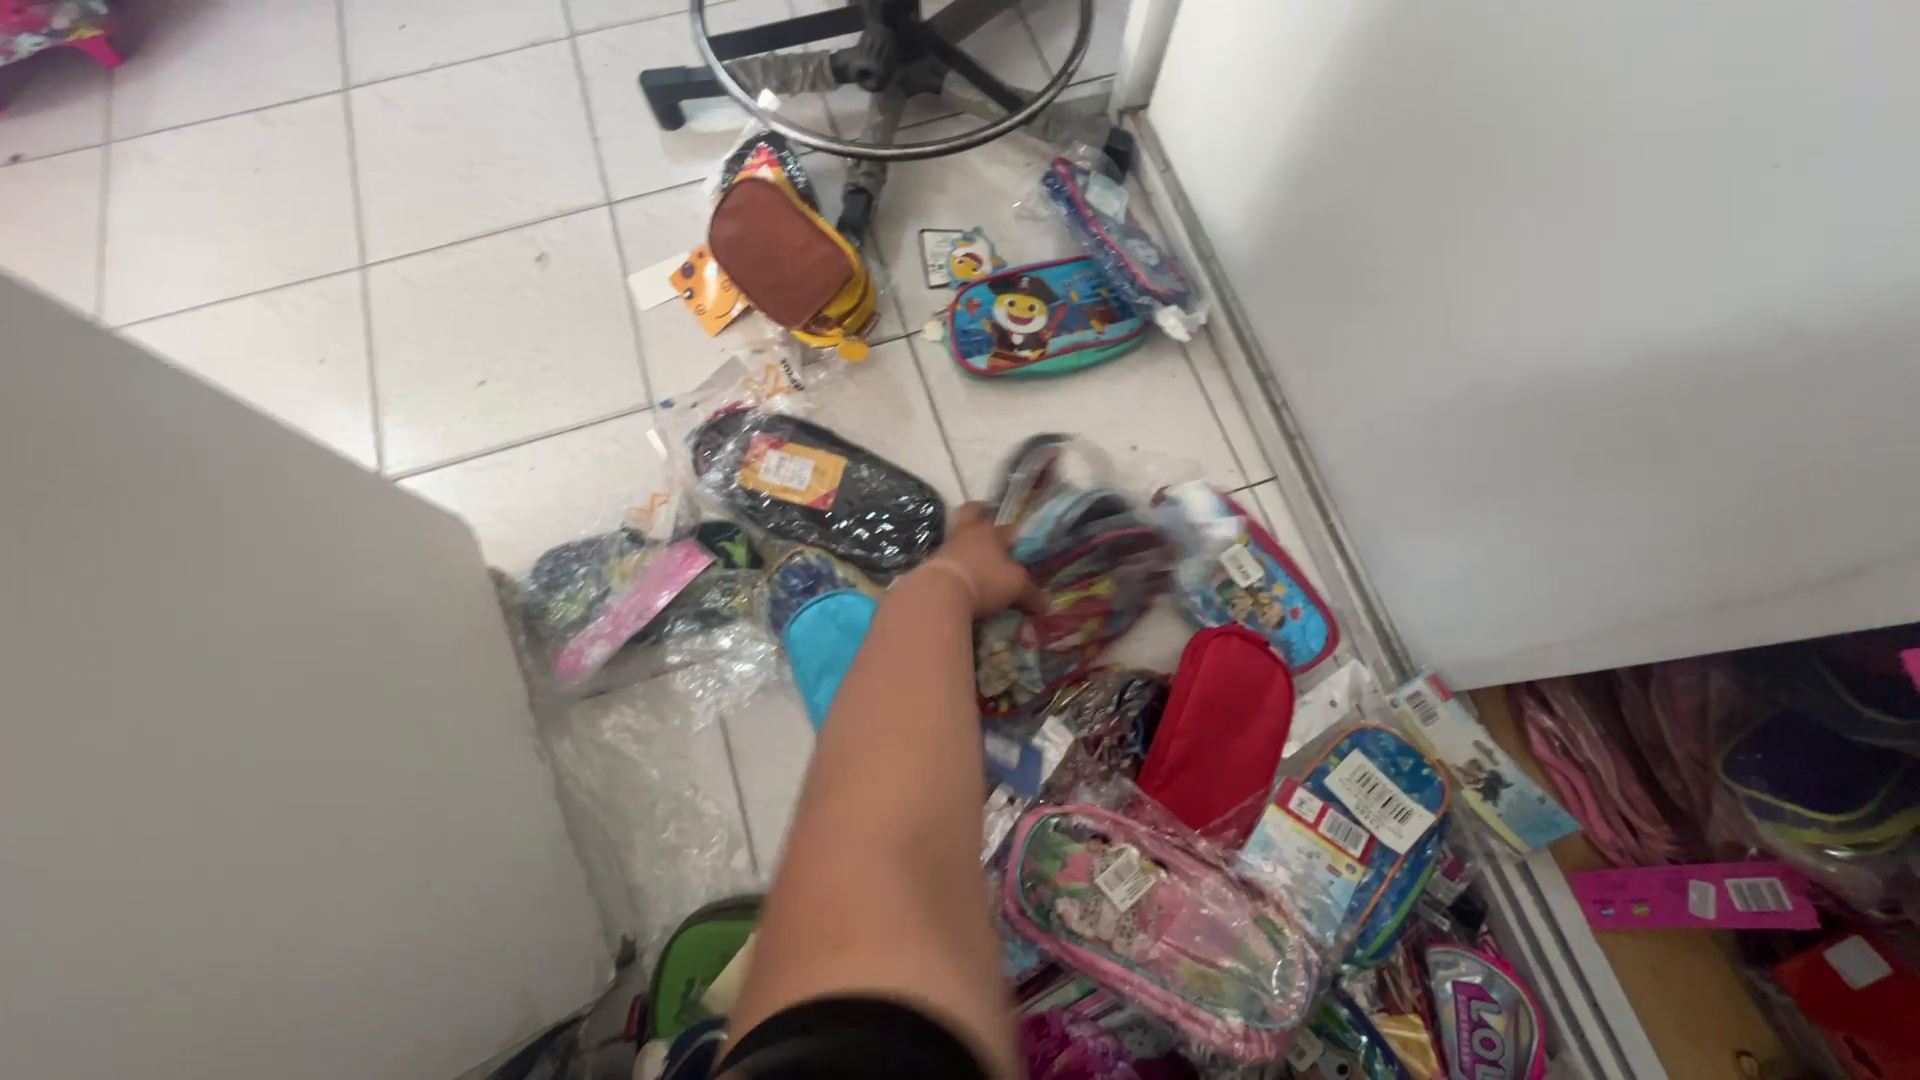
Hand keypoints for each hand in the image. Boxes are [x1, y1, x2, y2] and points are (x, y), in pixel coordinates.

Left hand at [918, 502, 1043, 617]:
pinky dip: (956, 564)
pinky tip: (962, 576)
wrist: (940, 592)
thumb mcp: (1016, 587)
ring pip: (958, 535)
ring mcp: (947, 546)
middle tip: (986, 520)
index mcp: (992, 532)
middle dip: (980, 512)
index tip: (1021, 545)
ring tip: (976, 560)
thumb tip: (1046, 605)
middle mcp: (968, 533)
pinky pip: (948, 557)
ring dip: (966, 544)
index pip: (1009, 528)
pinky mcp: (932, 563)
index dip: (1016, 535)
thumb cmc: (986, 580)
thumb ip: (1031, 593)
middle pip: (972, 511)